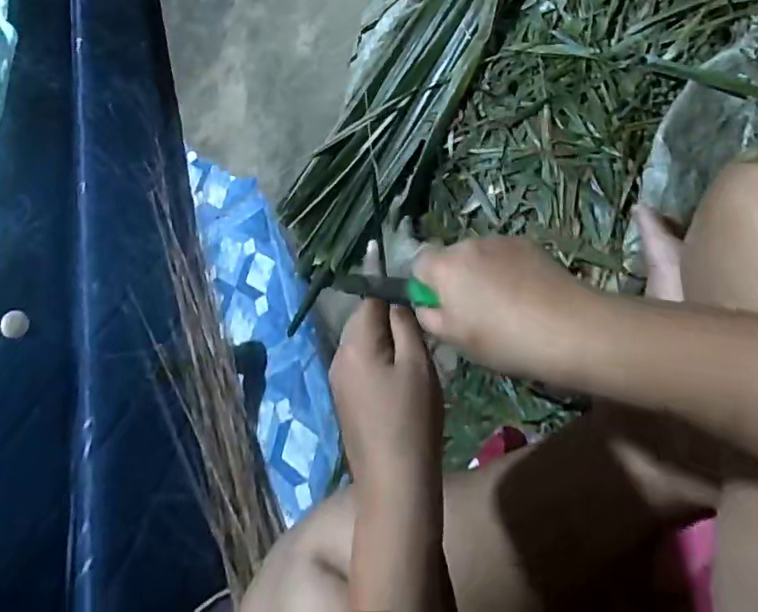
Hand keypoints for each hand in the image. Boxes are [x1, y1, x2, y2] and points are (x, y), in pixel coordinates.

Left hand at [330, 276, 442, 498]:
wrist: (394, 484)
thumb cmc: (412, 419)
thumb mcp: (418, 365)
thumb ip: (405, 324)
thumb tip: (397, 296)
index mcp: (354, 342)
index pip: (370, 298)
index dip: (388, 284)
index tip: (403, 272)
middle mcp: (338, 355)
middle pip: (363, 319)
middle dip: (387, 313)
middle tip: (419, 316)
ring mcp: (338, 379)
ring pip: (362, 341)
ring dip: (383, 336)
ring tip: (414, 343)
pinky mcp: (344, 399)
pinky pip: (360, 362)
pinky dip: (378, 357)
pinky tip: (399, 372)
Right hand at [411, 237, 597, 379]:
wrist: (570, 328)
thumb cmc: (505, 339)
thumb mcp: (457, 340)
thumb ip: (430, 318)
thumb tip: (426, 304)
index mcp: (445, 266)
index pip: (418, 264)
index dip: (427, 287)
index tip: (444, 311)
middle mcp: (468, 244)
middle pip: (450, 258)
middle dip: (456, 280)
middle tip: (476, 314)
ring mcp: (500, 240)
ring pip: (479, 257)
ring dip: (483, 275)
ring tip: (507, 307)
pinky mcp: (528, 243)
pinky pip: (505, 256)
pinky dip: (508, 271)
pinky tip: (527, 297)